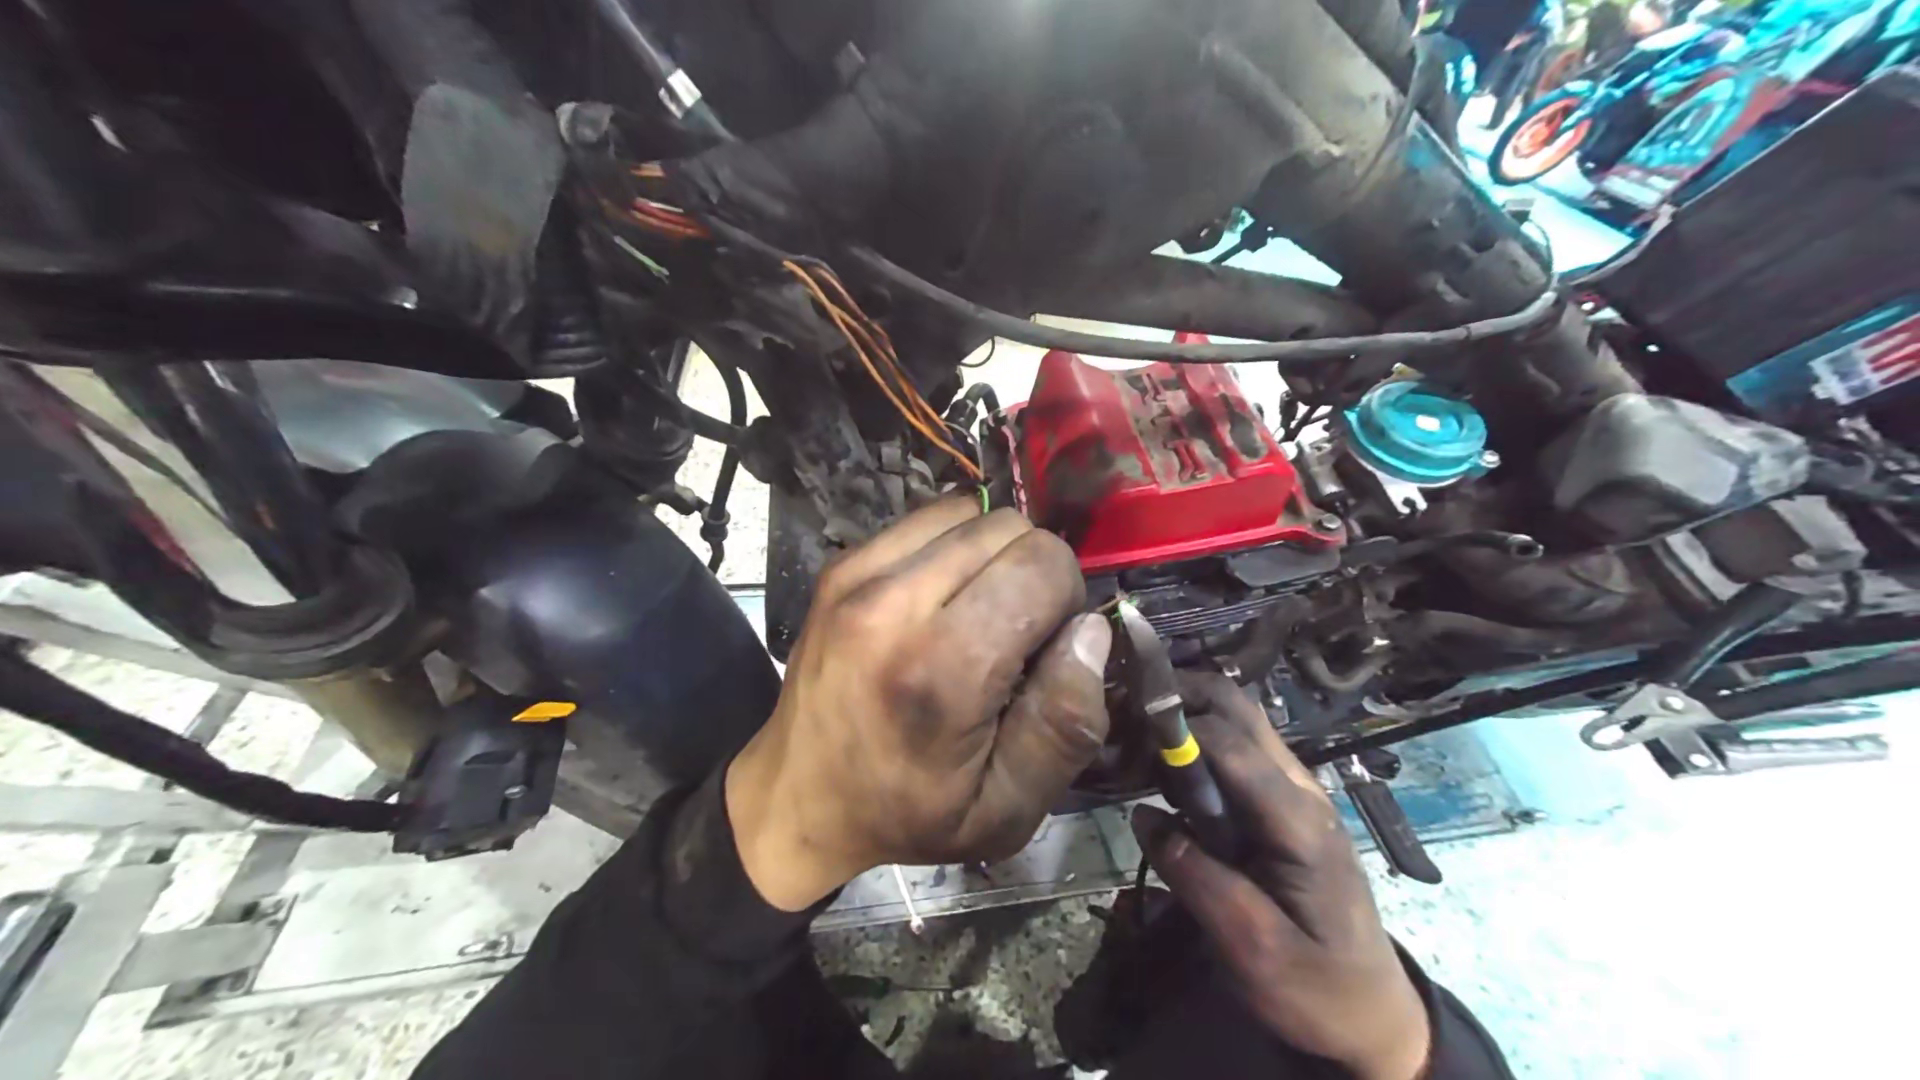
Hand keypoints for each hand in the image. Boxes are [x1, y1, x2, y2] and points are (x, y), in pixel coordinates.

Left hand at [726, 497, 1112, 910]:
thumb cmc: (908, 812)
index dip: (1066, 601)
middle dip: (1033, 573)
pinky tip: (939, 598)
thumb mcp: (1007, 808)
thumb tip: (1089, 629)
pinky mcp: (840, 564)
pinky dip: (952, 546)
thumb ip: (1065, 724)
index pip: (1042, 565)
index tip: (1045, 648)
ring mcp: (857, 574)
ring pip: (970, 513)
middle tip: (1013, 634)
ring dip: (992, 555)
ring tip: (975, 613)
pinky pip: (927, 519)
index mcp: (940, 668)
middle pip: (1010, 529)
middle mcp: (892, 603)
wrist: (799, 798)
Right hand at [1131, 675, 1430, 1079]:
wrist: (1374, 1013)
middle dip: (1178, 695)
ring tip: (1134, 739)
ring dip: (1185, 713)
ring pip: (1236, 719)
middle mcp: (1300, 787)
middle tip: (1124, 717)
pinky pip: (1236, 748)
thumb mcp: (1251, 949)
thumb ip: (1195, 877)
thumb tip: (1143, 816)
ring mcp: (1294, 790)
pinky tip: (1162, 767)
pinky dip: (1195, 739)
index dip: (1173, 726)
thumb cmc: (1316, 989)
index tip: (1121, 731)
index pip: (1228, 741)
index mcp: (1297, 820)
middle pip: (1236, 707)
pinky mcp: (1282, 801)